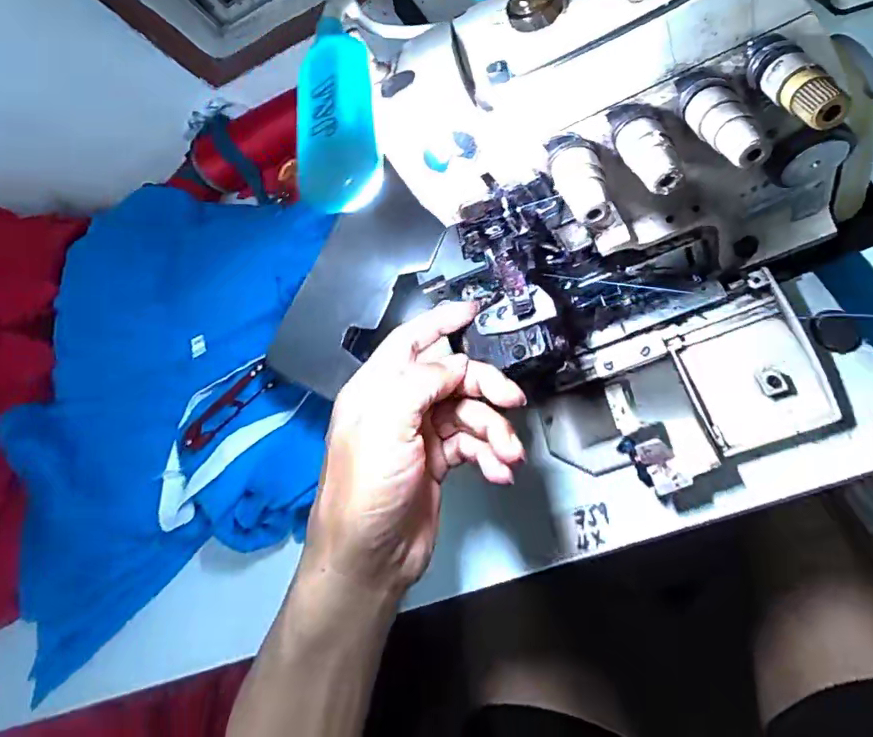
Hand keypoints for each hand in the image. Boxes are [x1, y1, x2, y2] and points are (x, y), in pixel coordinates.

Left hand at [307, 301, 526, 600]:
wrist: (370, 562)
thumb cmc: (362, 497)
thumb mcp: (386, 426)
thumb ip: (422, 382)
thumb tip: (456, 365)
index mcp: (378, 390)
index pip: (411, 341)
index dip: (442, 321)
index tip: (473, 309)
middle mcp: (400, 406)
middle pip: (454, 377)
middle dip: (487, 388)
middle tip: (510, 400)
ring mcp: (421, 433)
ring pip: (472, 413)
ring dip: (495, 432)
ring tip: (508, 453)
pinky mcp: (439, 459)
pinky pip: (475, 444)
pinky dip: (491, 455)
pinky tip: (498, 470)